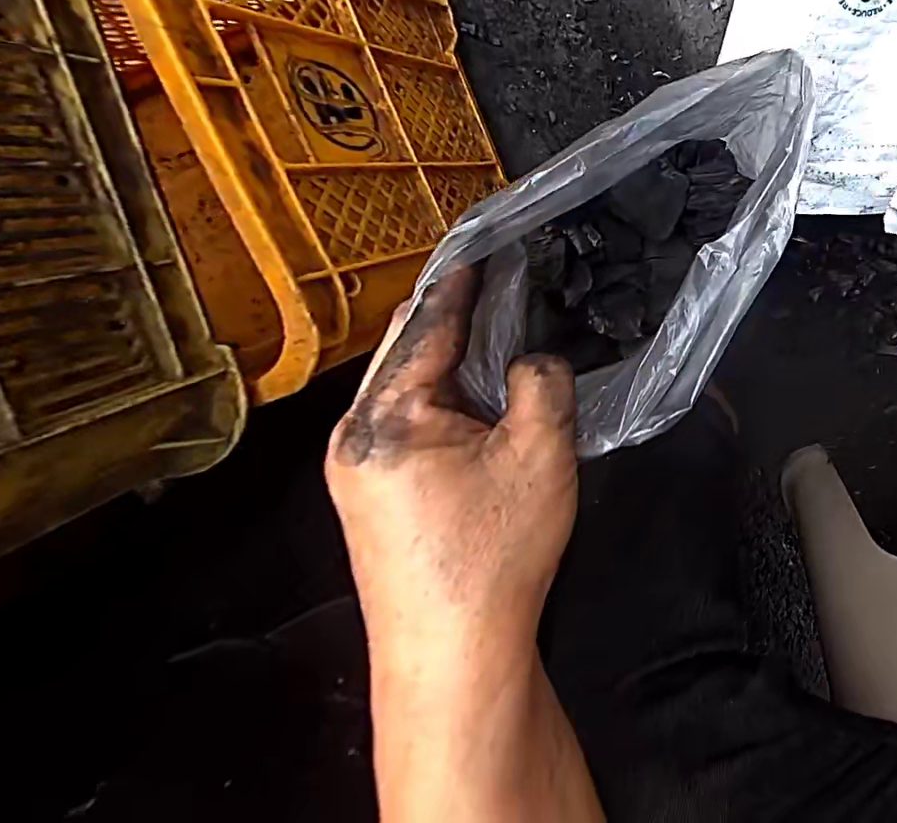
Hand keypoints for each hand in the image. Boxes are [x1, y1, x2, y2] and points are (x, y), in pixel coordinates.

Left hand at [326, 267, 578, 688]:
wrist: (455, 649)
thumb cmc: (495, 551)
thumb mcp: (540, 453)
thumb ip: (541, 382)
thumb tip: (533, 358)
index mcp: (386, 419)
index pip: (427, 327)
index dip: (460, 282)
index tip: (482, 247)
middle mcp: (355, 436)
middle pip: (406, 351)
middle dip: (449, 312)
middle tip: (495, 280)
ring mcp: (357, 467)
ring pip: (408, 386)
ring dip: (449, 354)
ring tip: (492, 324)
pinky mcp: (375, 491)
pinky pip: (410, 418)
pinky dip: (445, 391)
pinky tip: (477, 391)